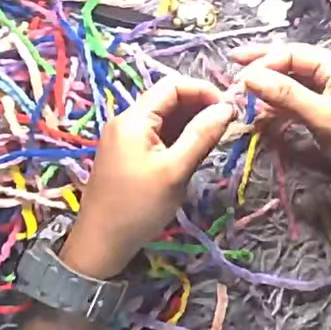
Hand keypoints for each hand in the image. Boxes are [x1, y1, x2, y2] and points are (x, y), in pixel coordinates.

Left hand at [66, 76, 235, 276]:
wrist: (100, 244)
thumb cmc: (138, 207)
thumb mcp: (175, 171)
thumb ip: (202, 135)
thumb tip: (228, 107)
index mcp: (134, 119)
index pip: (173, 85)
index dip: (204, 91)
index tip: (230, 109)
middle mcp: (127, 121)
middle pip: (168, 99)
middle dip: (200, 106)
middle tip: (228, 125)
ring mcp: (125, 138)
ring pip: (165, 118)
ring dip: (191, 123)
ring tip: (216, 139)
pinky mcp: (128, 154)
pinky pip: (157, 135)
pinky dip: (179, 138)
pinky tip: (195, 151)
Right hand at [231, 42, 330, 194]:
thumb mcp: (325, 118)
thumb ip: (286, 95)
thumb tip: (248, 76)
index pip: (293, 54)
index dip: (262, 62)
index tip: (235, 76)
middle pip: (294, 65)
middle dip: (264, 70)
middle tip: (232, 73)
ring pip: (298, 85)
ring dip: (271, 91)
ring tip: (243, 97)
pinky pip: (305, 103)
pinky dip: (285, 107)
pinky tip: (267, 114)